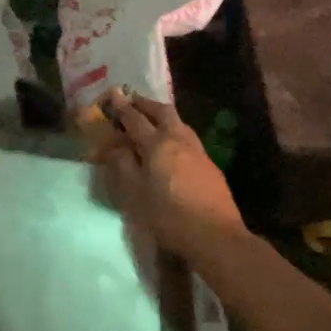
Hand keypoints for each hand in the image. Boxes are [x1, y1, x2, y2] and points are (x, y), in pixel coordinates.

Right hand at [99, 90, 244, 254]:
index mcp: (156, 144)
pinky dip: (175, 133)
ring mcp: (198, 151)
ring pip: (179, 123)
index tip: (113, 94)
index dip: (122, 106)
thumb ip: (122, 164)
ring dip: (163, 116)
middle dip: (146, 104)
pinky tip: (173, 148)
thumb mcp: (134, 193)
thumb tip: (115, 146)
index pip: (135, 118)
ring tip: (153, 121)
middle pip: (162, 111)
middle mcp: (178, 139)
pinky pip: (188, 138)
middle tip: (133, 101)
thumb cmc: (168, 215)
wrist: (216, 236)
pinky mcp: (210, 166)